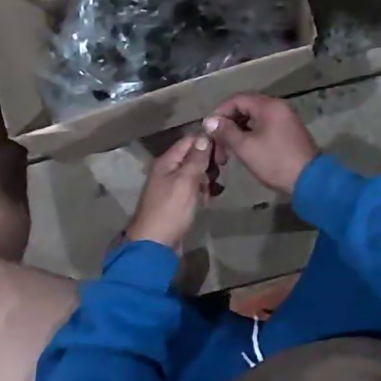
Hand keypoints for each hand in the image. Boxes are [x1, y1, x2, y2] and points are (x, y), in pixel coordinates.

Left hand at [123, 131, 215, 248]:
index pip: (189, 140)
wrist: (155, 244)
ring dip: (206, 179)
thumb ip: (195, 159)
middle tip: (219, 174)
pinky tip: (206, 201)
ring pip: (195, 172)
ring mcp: (172, 185)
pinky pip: (192, 188)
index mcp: (167, 161)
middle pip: (193, 156)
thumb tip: (204, 136)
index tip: (225, 150)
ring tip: (211, 192)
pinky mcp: (176, 199)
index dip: (207, 142)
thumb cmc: (171, 210)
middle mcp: (168, 169)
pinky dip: (201, 191)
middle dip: (208, 163)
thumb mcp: (185, 181)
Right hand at [206, 94, 318, 194]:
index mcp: (269, 106)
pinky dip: (251, 136)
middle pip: (246, 108)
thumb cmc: (274, 161)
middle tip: (217, 144)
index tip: (209, 129)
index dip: (220, 112)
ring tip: (227, 152)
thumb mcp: (245, 147)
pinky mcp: (288, 132)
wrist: (309, 180)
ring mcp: (285, 119)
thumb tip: (209, 120)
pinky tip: (242, 151)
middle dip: (228, 125)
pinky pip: (264, 127)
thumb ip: (226, 131)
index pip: (237, 99)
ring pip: (254, 119)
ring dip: (238, 132)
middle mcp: (278, 107)